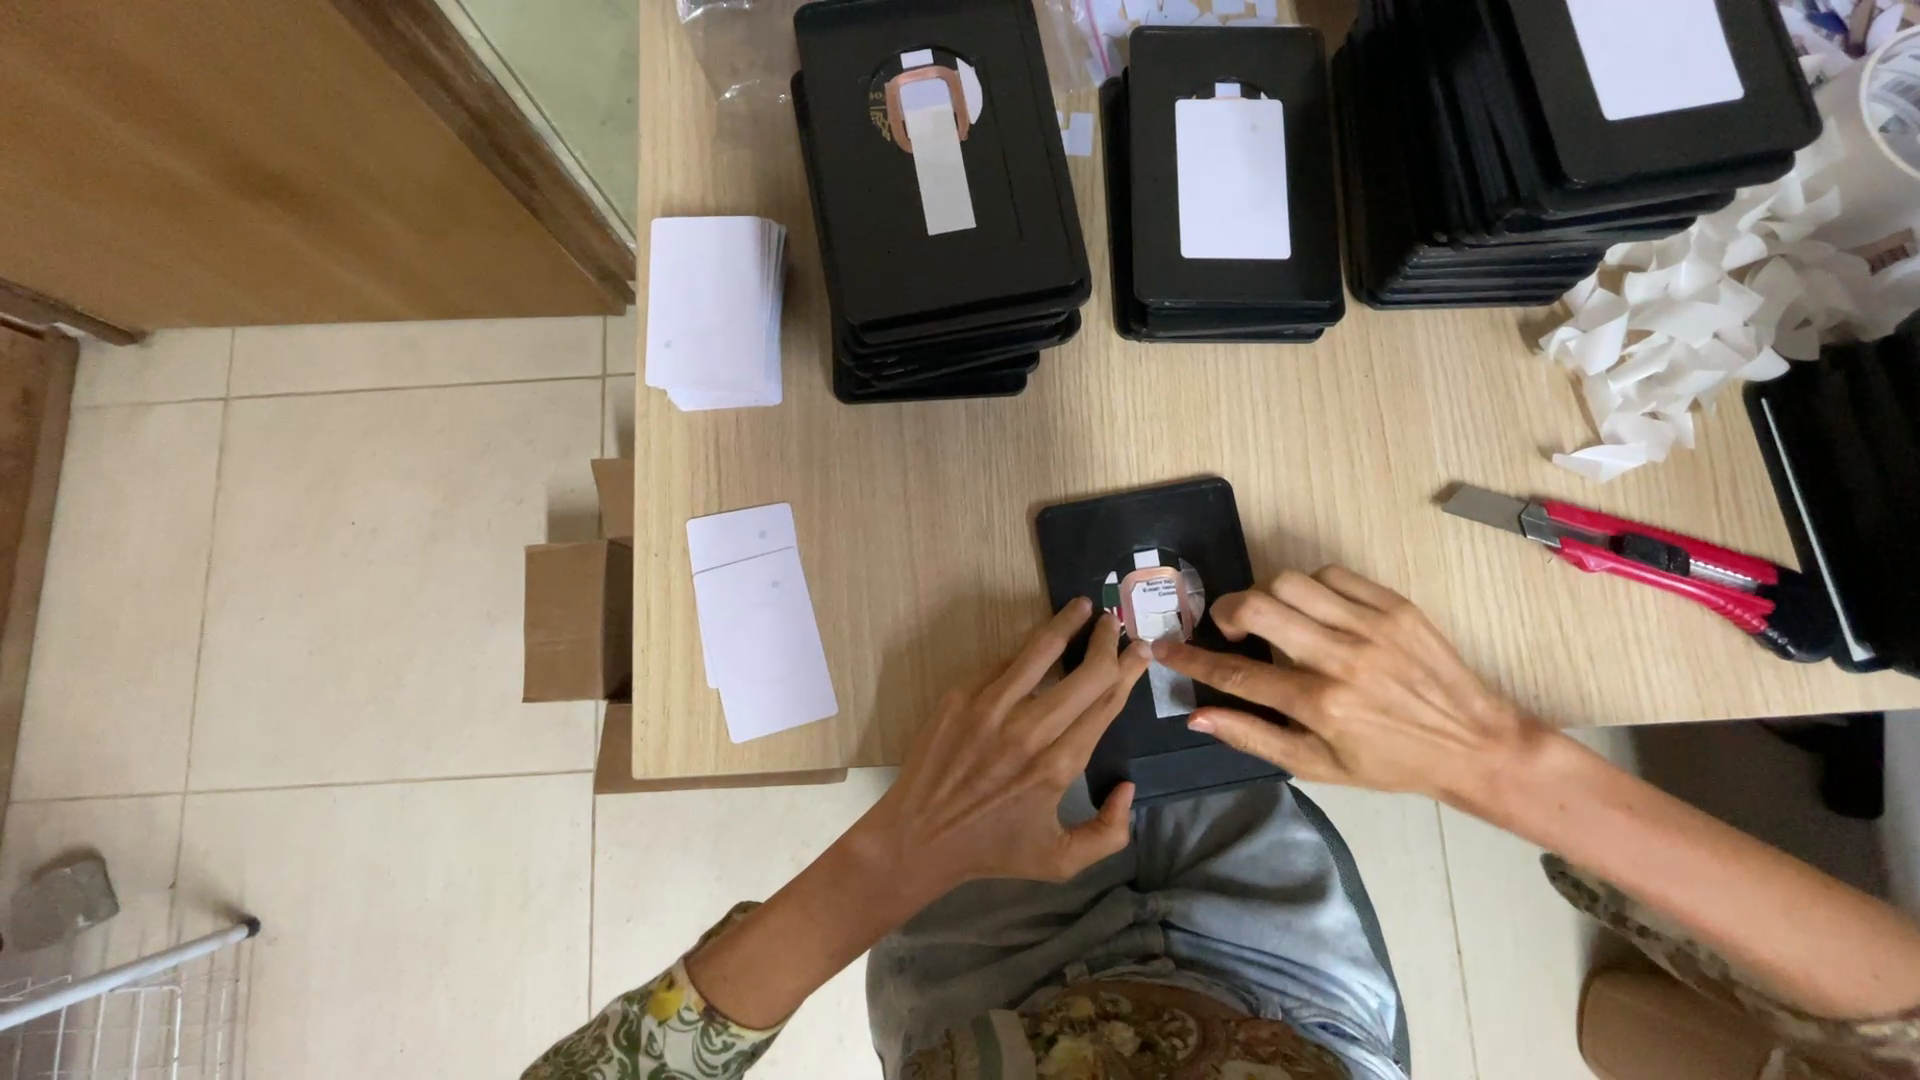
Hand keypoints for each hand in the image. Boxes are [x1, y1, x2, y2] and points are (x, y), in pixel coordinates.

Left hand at [849, 598, 1151, 899]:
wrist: (917, 837)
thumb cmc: (993, 849)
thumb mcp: (1061, 861)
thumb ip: (1109, 832)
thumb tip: (1129, 786)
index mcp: (1059, 766)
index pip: (1106, 702)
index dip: (1129, 670)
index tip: (1141, 650)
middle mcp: (1029, 730)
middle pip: (1084, 672)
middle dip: (1107, 641)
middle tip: (1116, 623)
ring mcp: (990, 708)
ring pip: (1041, 650)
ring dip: (1067, 623)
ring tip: (1083, 606)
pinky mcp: (959, 696)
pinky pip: (1002, 663)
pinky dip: (1025, 650)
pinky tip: (1038, 642)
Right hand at [1154, 566, 1550, 807]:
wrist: (1478, 744)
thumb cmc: (1390, 763)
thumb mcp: (1318, 766)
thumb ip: (1253, 737)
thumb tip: (1196, 717)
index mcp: (1320, 705)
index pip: (1236, 674)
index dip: (1191, 660)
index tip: (1162, 648)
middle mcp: (1341, 659)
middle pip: (1258, 609)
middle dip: (1227, 612)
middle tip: (1228, 628)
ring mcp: (1371, 626)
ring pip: (1291, 583)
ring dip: (1267, 596)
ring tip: (1273, 617)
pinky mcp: (1395, 605)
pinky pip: (1332, 575)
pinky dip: (1309, 587)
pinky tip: (1312, 609)